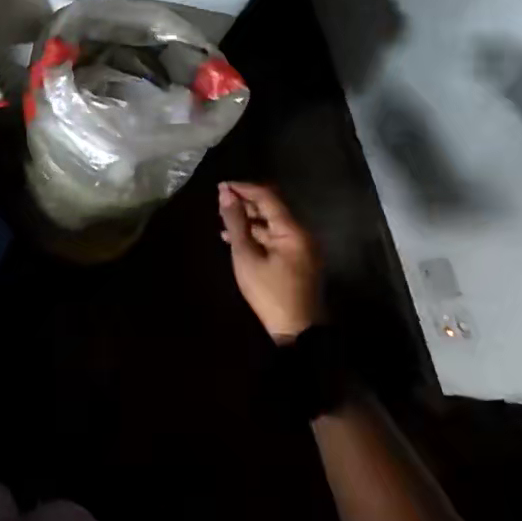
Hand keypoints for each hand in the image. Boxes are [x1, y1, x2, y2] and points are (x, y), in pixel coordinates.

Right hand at [219, 181, 319, 340]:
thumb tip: (225, 193)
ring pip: (272, 225)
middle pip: (272, 209)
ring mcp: (301, 249)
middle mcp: (301, 234)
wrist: (299, 334)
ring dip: (249, 220)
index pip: (267, 197)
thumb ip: (236, 223)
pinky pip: (275, 239)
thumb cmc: (270, 294)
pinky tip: (236, 240)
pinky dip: (257, 236)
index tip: (220, 186)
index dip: (243, 188)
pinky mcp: (298, 262)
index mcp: (292, 230)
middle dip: (245, 203)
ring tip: (223, 220)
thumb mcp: (246, 257)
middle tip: (220, 202)